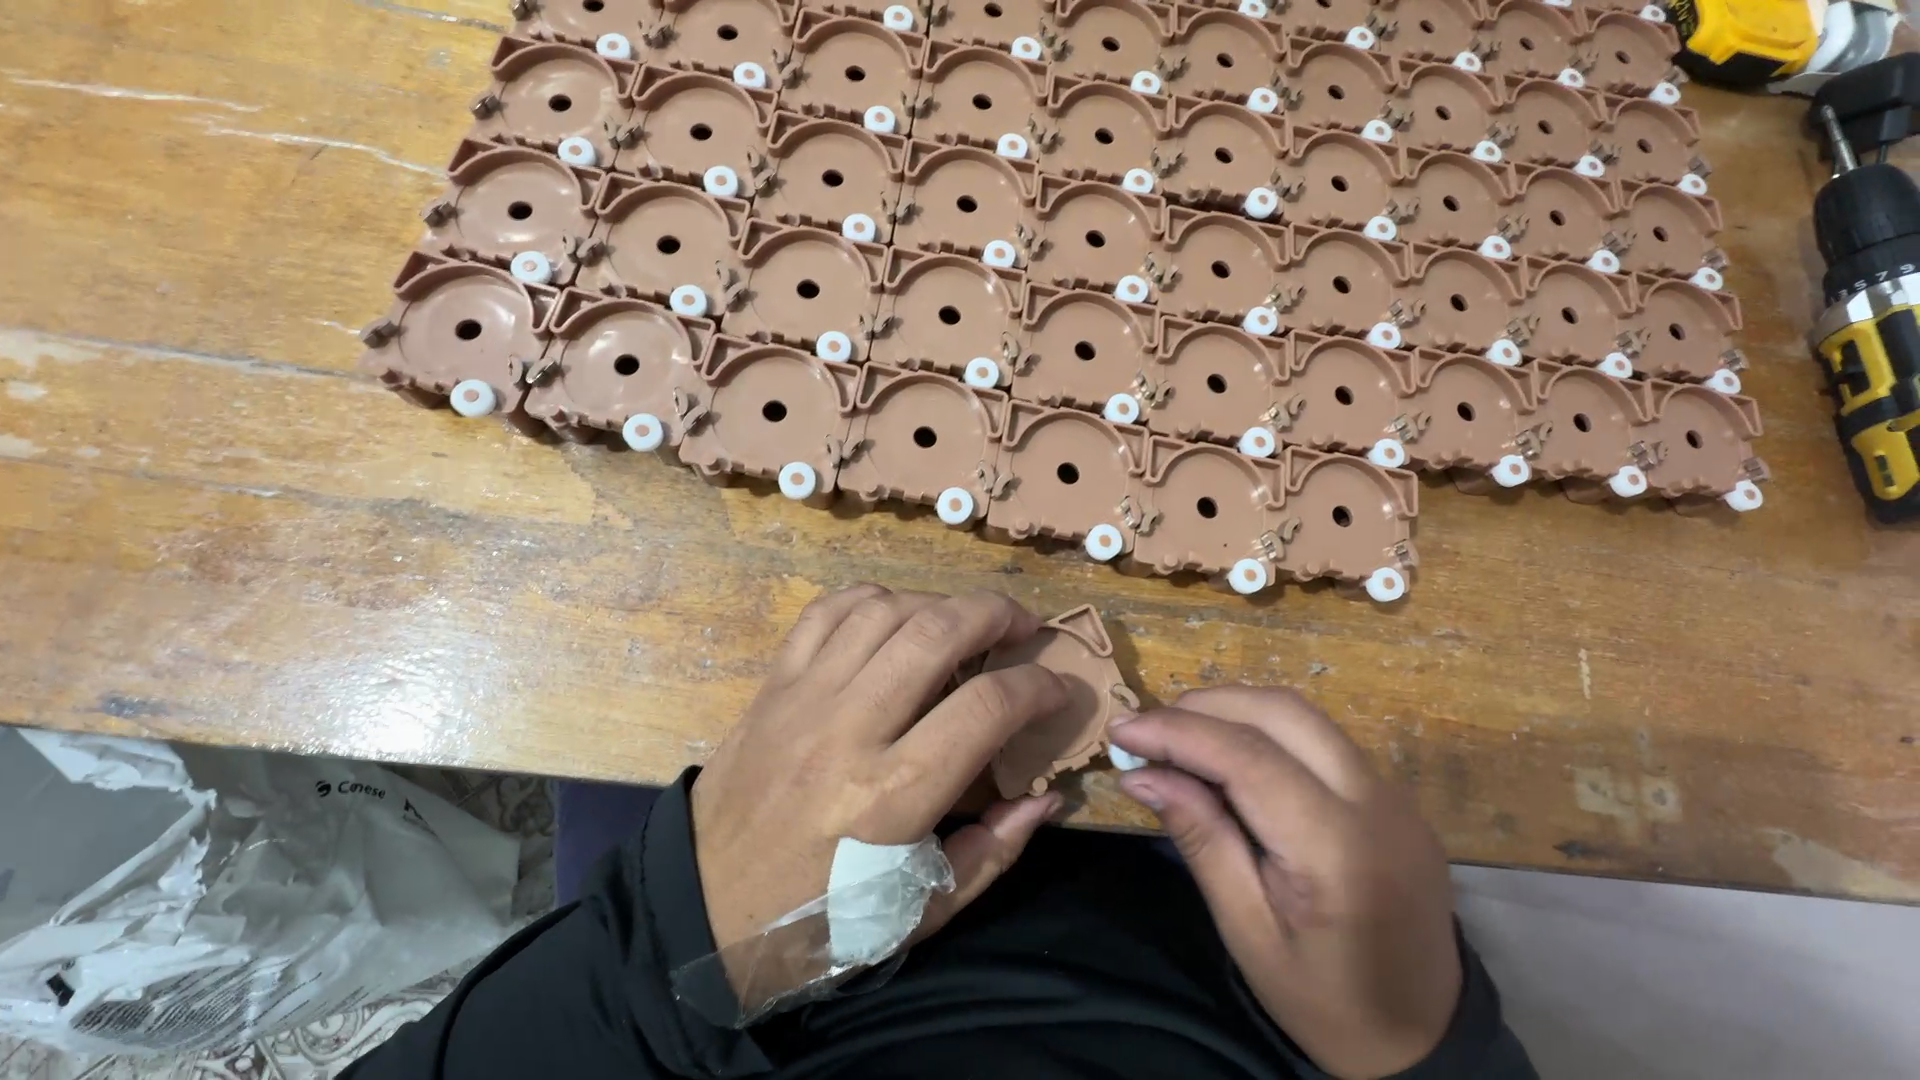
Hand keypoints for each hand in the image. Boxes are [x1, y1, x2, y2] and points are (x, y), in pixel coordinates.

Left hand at [692, 585, 1068, 968]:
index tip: (1058, 689)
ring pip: (883, 611)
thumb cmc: (822, 921)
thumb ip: (992, 853)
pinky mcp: (772, 686)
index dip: (1038, 687)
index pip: (985, 708)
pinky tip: (897, 614)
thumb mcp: (920, 911)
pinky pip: (825, 613)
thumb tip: (1045, 799)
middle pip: (936, 634)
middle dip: (995, 615)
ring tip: (965, 620)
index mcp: (891, 797)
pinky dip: (872, 599)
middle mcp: (848, 731)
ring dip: (938, 602)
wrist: (703, 912)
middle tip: (1023, 626)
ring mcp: (804, 699)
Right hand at [1109, 687, 1460, 1079]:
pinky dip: (1266, 730)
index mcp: (1337, 849)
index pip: (1247, 757)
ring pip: (1304, 716)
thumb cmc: (1324, 1001)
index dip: (1177, 732)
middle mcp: (1376, 803)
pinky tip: (1230, 756)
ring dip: (1235, 710)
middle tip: (1148, 730)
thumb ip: (1202, 839)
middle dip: (1205, 706)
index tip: (1121, 729)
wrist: (1426, 1039)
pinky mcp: (1395, 797)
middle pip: (1281, 712)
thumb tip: (1141, 774)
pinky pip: (1322, 738)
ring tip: (1180, 736)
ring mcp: (1394, 795)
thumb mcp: (1247, 932)